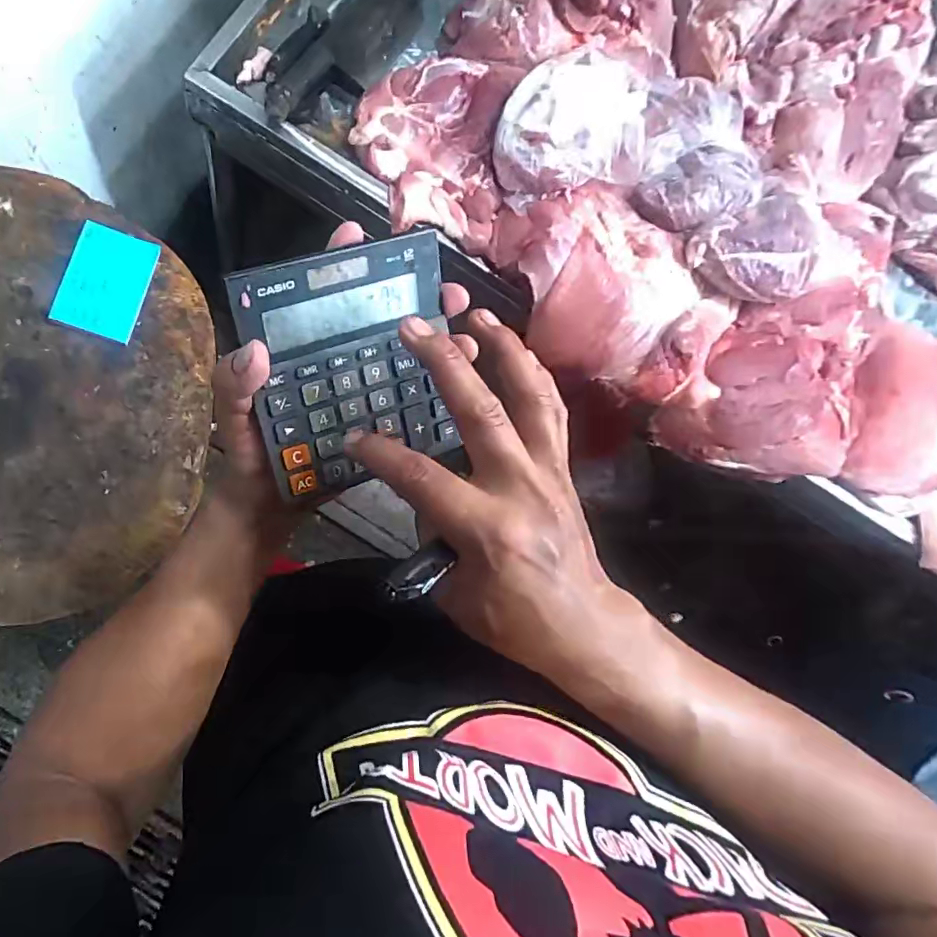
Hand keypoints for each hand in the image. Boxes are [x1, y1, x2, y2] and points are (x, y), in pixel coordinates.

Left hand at [205, 222, 474, 535]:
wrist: (267, 511)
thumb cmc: (248, 459)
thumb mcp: (234, 420)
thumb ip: (233, 386)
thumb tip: (254, 351)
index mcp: (300, 354)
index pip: (318, 300)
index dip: (335, 264)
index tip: (357, 235)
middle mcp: (337, 365)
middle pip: (376, 322)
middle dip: (412, 298)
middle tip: (446, 288)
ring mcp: (361, 394)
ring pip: (402, 358)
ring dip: (437, 341)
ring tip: (466, 329)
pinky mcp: (380, 424)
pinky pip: (410, 401)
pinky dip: (438, 387)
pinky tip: (465, 377)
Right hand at [346, 309, 647, 679]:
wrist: (580, 623)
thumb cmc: (513, 620)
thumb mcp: (455, 594)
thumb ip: (433, 539)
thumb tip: (424, 498)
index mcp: (488, 527)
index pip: (424, 478)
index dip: (384, 454)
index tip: (355, 437)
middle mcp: (521, 486)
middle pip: (481, 411)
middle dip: (444, 364)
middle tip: (415, 328)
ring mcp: (549, 470)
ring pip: (529, 396)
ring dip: (503, 349)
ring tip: (478, 313)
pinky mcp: (564, 465)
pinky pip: (551, 409)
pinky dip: (534, 374)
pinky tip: (517, 350)